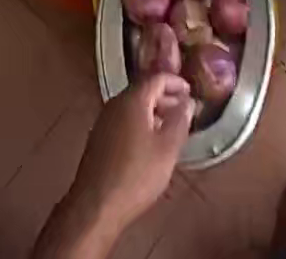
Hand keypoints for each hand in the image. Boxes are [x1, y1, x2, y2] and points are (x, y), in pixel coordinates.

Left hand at [70, 73, 193, 231]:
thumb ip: (180, 120)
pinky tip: (148, 143)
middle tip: (183, 110)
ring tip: (169, 128)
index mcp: (133, 99)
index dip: (176, 82)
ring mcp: (104, 121)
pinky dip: (139, 122)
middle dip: (165, 97)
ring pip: (133, 106)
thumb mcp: (167, 148)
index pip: (157, 78)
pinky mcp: (98, 139)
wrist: (95, 207)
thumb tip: (187, 102)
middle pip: (143, 90)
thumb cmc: (136, 175)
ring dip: (153, 111)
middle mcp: (115, 103)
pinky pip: (123, 120)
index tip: (190, 92)